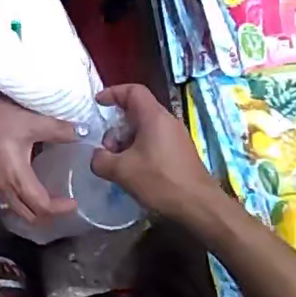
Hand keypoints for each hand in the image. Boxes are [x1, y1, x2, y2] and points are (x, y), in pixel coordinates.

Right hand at [0, 89, 79, 223]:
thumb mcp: (29, 122)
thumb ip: (57, 129)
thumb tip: (83, 133)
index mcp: (17, 178)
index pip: (42, 206)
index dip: (61, 209)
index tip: (76, 202)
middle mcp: (5, 187)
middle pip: (29, 215)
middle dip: (50, 216)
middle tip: (67, 204)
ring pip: (18, 209)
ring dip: (36, 210)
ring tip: (54, 197)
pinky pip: (11, 199)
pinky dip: (26, 200)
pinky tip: (34, 183)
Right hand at [91, 84, 220, 221]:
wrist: (198, 205)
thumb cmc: (160, 181)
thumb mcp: (122, 171)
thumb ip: (101, 159)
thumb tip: (97, 156)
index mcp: (154, 117)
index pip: (133, 91)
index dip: (113, 92)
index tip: (98, 103)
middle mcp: (167, 121)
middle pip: (137, 111)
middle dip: (117, 126)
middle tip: (107, 148)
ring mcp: (176, 137)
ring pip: (145, 128)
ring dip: (127, 141)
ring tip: (118, 163)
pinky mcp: (180, 152)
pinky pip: (155, 141)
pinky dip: (140, 149)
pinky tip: (134, 171)